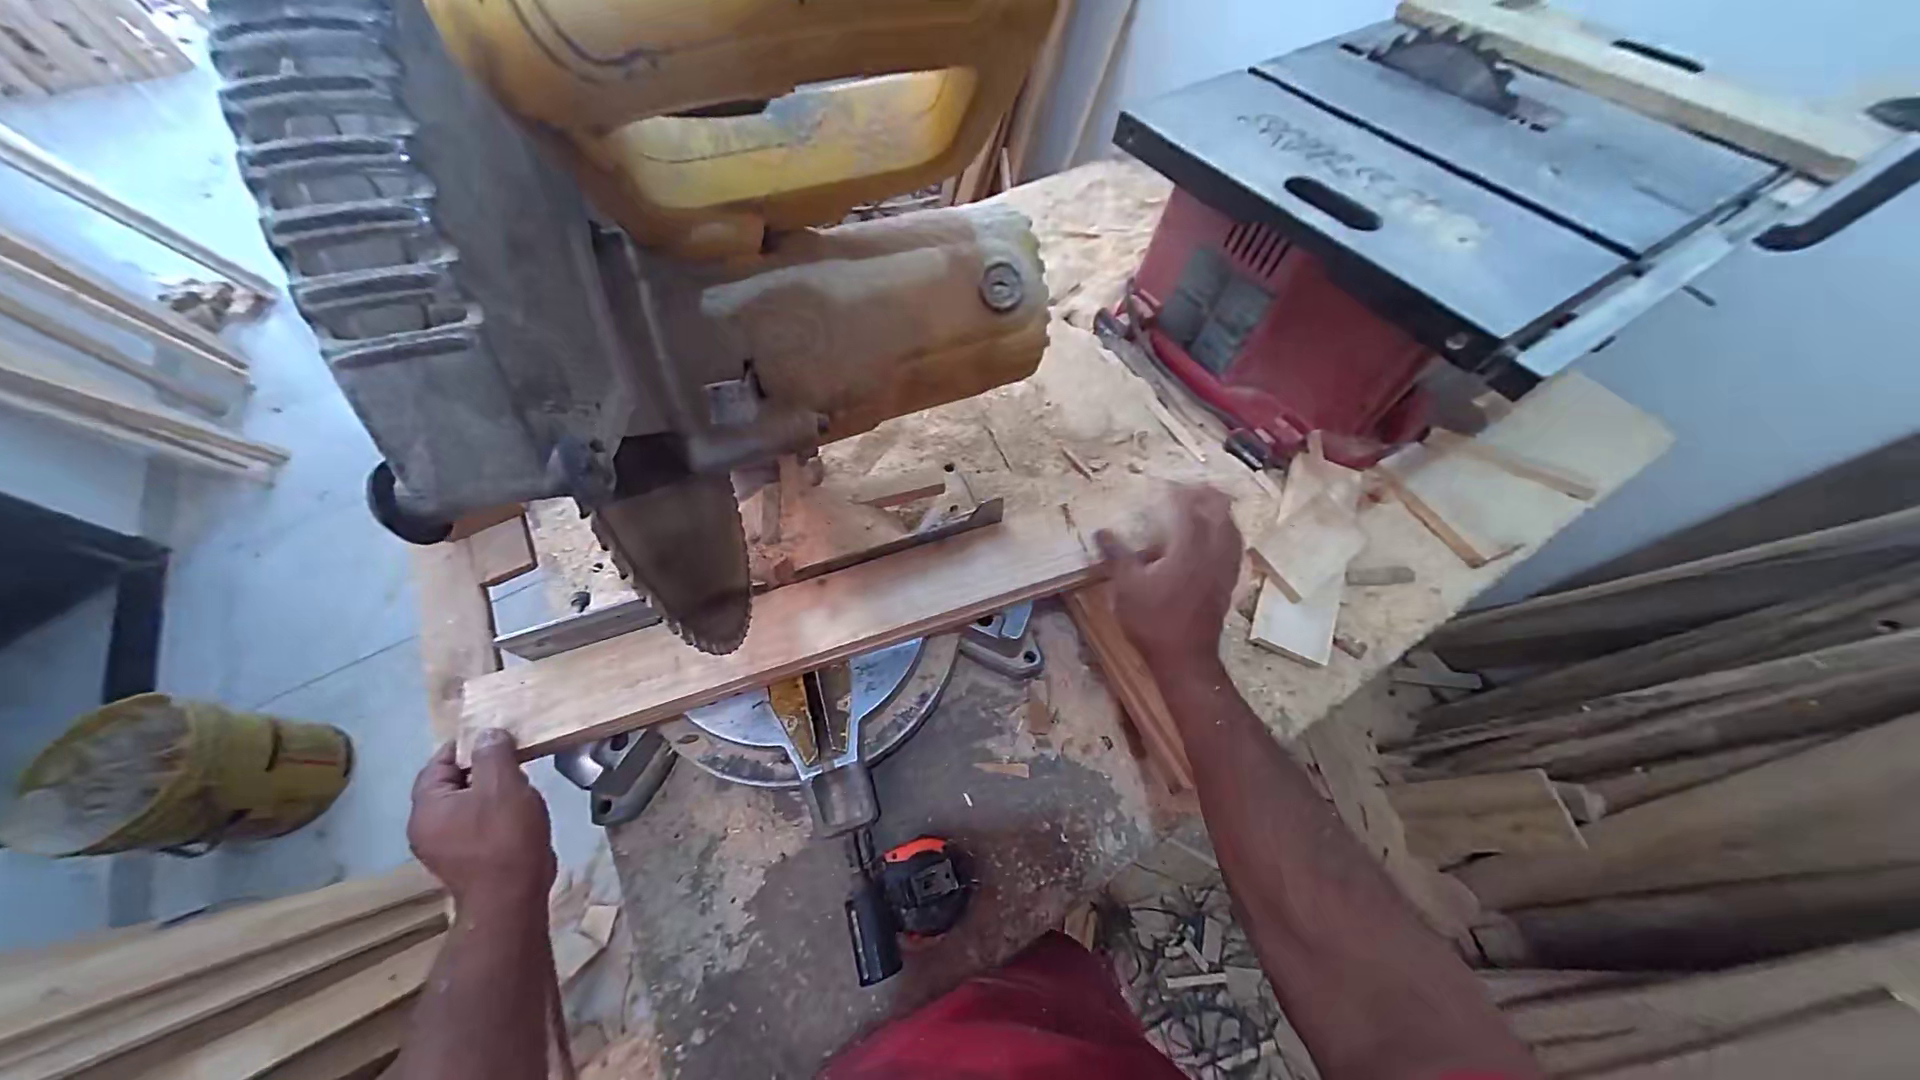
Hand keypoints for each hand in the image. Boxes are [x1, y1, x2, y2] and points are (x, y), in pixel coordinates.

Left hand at [407, 730, 554, 910]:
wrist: (511, 894)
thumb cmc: (505, 835)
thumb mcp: (503, 785)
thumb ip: (493, 754)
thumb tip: (486, 733)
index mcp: (427, 808)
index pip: (437, 765)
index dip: (465, 745)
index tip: (495, 734)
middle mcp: (426, 827)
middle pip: (450, 784)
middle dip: (481, 766)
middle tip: (513, 754)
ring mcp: (444, 845)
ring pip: (464, 803)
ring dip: (489, 788)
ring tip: (520, 780)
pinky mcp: (465, 857)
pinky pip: (475, 821)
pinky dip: (493, 808)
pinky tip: (518, 808)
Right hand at [1094, 483, 1241, 671]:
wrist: (1184, 658)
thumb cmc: (1152, 621)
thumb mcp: (1125, 587)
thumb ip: (1117, 555)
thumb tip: (1102, 532)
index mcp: (1188, 549)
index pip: (1189, 509)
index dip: (1179, 492)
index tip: (1167, 483)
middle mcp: (1212, 554)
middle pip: (1220, 514)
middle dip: (1208, 496)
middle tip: (1193, 486)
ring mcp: (1224, 570)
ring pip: (1232, 531)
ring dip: (1221, 513)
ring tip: (1209, 505)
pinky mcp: (1227, 584)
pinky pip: (1234, 549)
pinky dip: (1227, 534)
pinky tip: (1217, 539)